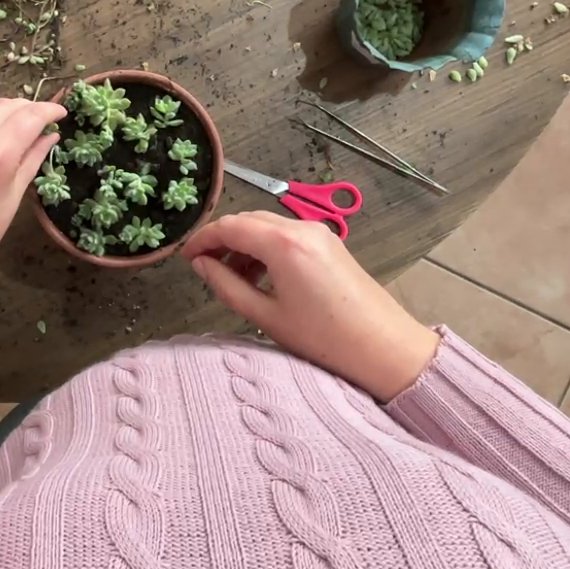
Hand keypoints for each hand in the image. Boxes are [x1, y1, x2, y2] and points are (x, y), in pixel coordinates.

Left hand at [0, 98, 66, 271]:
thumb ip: (33, 159)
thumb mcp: (15, 196)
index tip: (61, 112)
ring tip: (20, 128)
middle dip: (28, 106)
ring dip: (6, 114)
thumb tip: (50, 135)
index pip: (29, 117)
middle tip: (42, 117)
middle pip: (6, 106)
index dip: (49, 110)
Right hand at [181, 211, 439, 400]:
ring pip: (266, 226)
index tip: (185, 257)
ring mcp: (318, 232)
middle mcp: (300, 227)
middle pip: (247, 220)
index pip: (229, 227)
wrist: (385, 348)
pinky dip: (264, 248)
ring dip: (243, 244)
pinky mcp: (328, 242)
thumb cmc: (323, 339)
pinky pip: (285, 234)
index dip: (202, 239)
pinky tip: (259, 276)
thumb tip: (202, 265)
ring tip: (231, 278)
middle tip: (203, 266)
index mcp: (283, 243)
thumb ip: (226, 285)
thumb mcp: (266, 316)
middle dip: (221, 239)